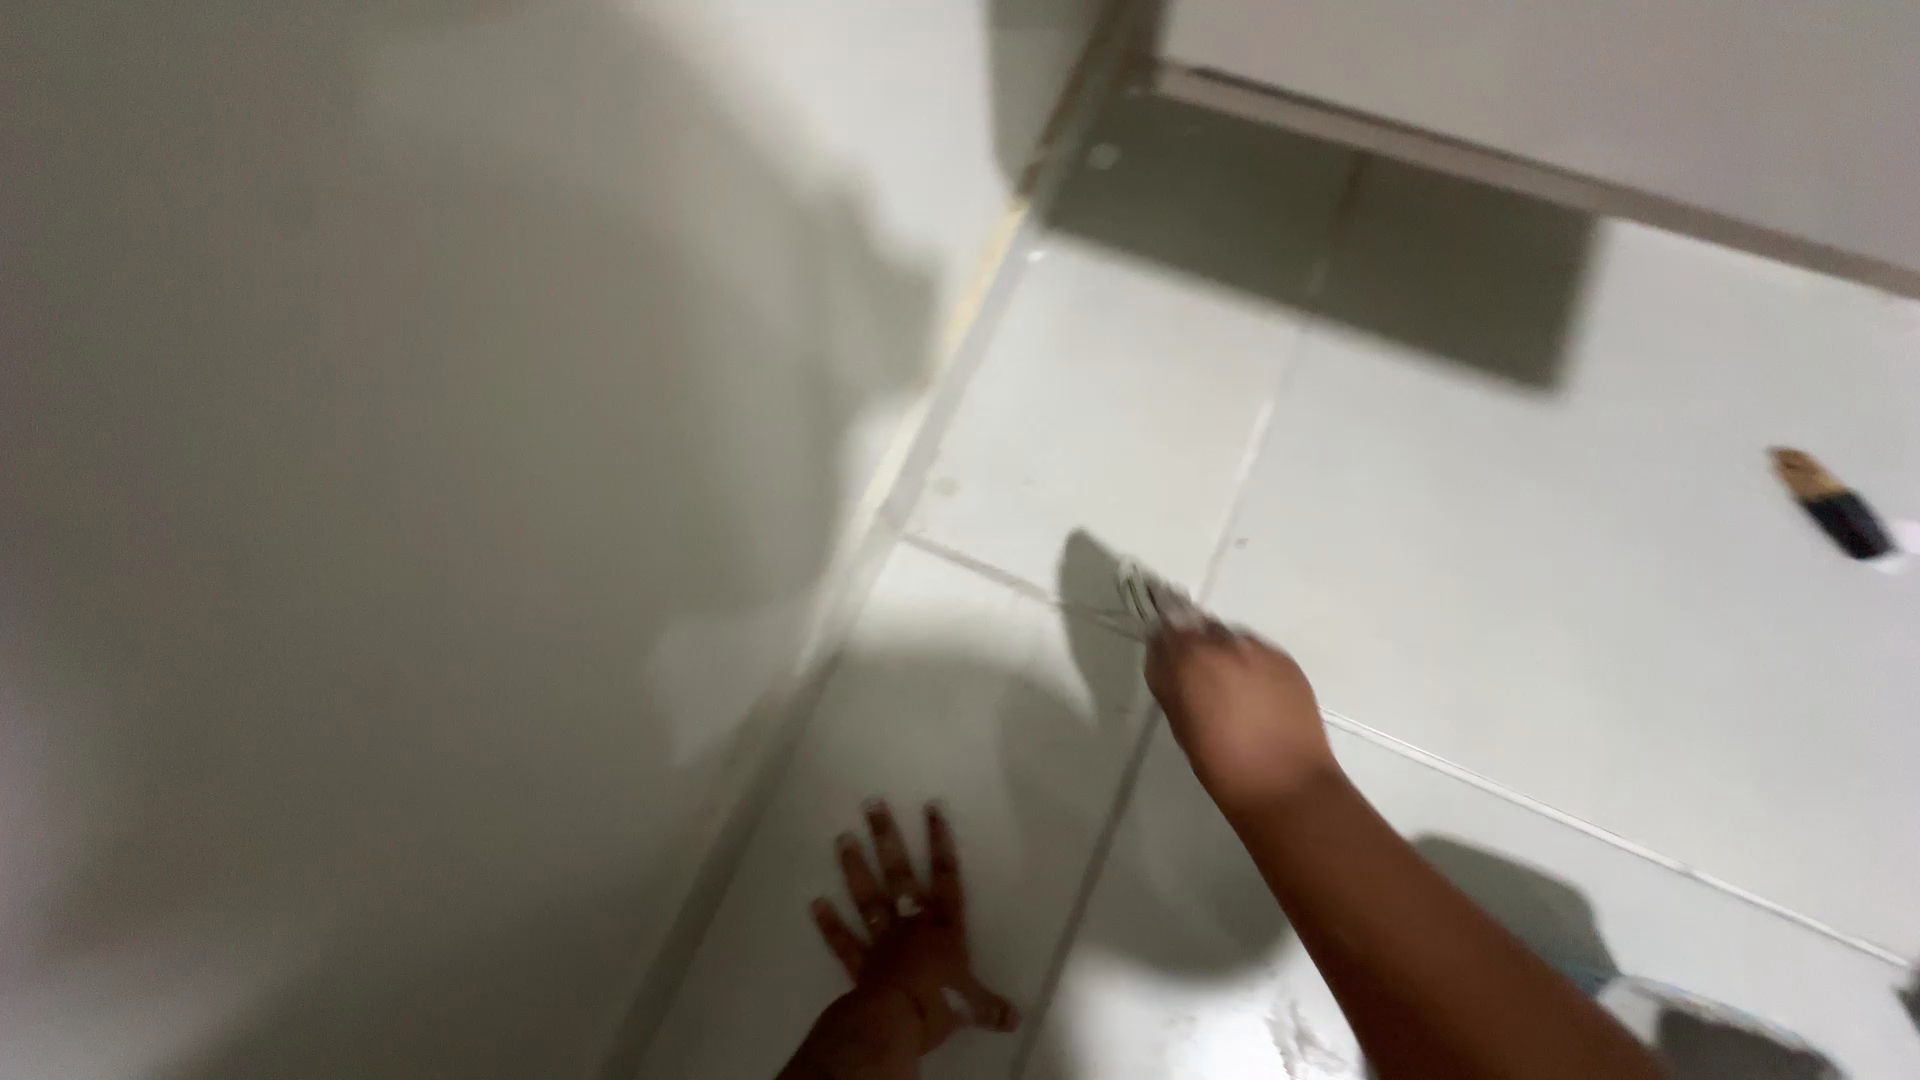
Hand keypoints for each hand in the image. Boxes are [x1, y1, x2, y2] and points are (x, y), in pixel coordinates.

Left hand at [810, 801, 1018, 1056]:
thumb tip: (1016, 1019)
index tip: (931, 807)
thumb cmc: (940, 1004)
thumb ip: (990, 1007)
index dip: (940, 842)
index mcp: (943, 928)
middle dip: (887, 839)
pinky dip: (830, 925)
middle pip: (899, 874)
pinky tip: (815, 904)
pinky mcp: (860, 963)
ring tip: (842, 838)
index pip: (946, 877)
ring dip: (855, 869)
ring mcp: (883, 940)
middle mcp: (912, 925)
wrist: (898, 1022)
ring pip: (869, 898)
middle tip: (871, 805)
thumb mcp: (973, 1005)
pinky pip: (844, 942)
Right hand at [1145, 623, 1338, 812]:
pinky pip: (1257, 651)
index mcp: (1191, 659)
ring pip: (1229, 637)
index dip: (1162, 640)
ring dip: (1222, 651)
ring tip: (1228, 686)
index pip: (1166, 627)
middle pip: (1198, 625)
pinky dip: (1249, 663)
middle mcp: (1225, 644)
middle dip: (1191, 643)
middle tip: (1194, 674)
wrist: (1286, 784)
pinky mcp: (1287, 661)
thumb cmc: (1220, 763)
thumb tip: (1162, 659)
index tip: (1163, 657)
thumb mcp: (1179, 723)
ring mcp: (1260, 649)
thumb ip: (1167, 682)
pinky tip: (1254, 693)